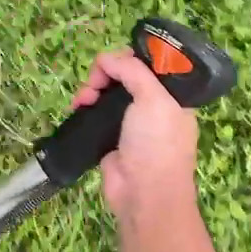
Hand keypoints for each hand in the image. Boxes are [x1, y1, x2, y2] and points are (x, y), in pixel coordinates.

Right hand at [69, 49, 198, 221]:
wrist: (144, 193)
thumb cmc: (156, 144)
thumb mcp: (154, 99)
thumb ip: (132, 70)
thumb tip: (105, 59)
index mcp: (172, 98)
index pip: (149, 64)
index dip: (128, 58)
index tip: (113, 64)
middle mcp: (153, 106)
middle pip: (123, 74)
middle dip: (104, 73)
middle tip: (94, 83)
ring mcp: (131, 121)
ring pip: (107, 89)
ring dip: (91, 87)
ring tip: (83, 100)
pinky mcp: (111, 133)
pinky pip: (95, 108)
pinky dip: (85, 103)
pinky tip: (77, 107)